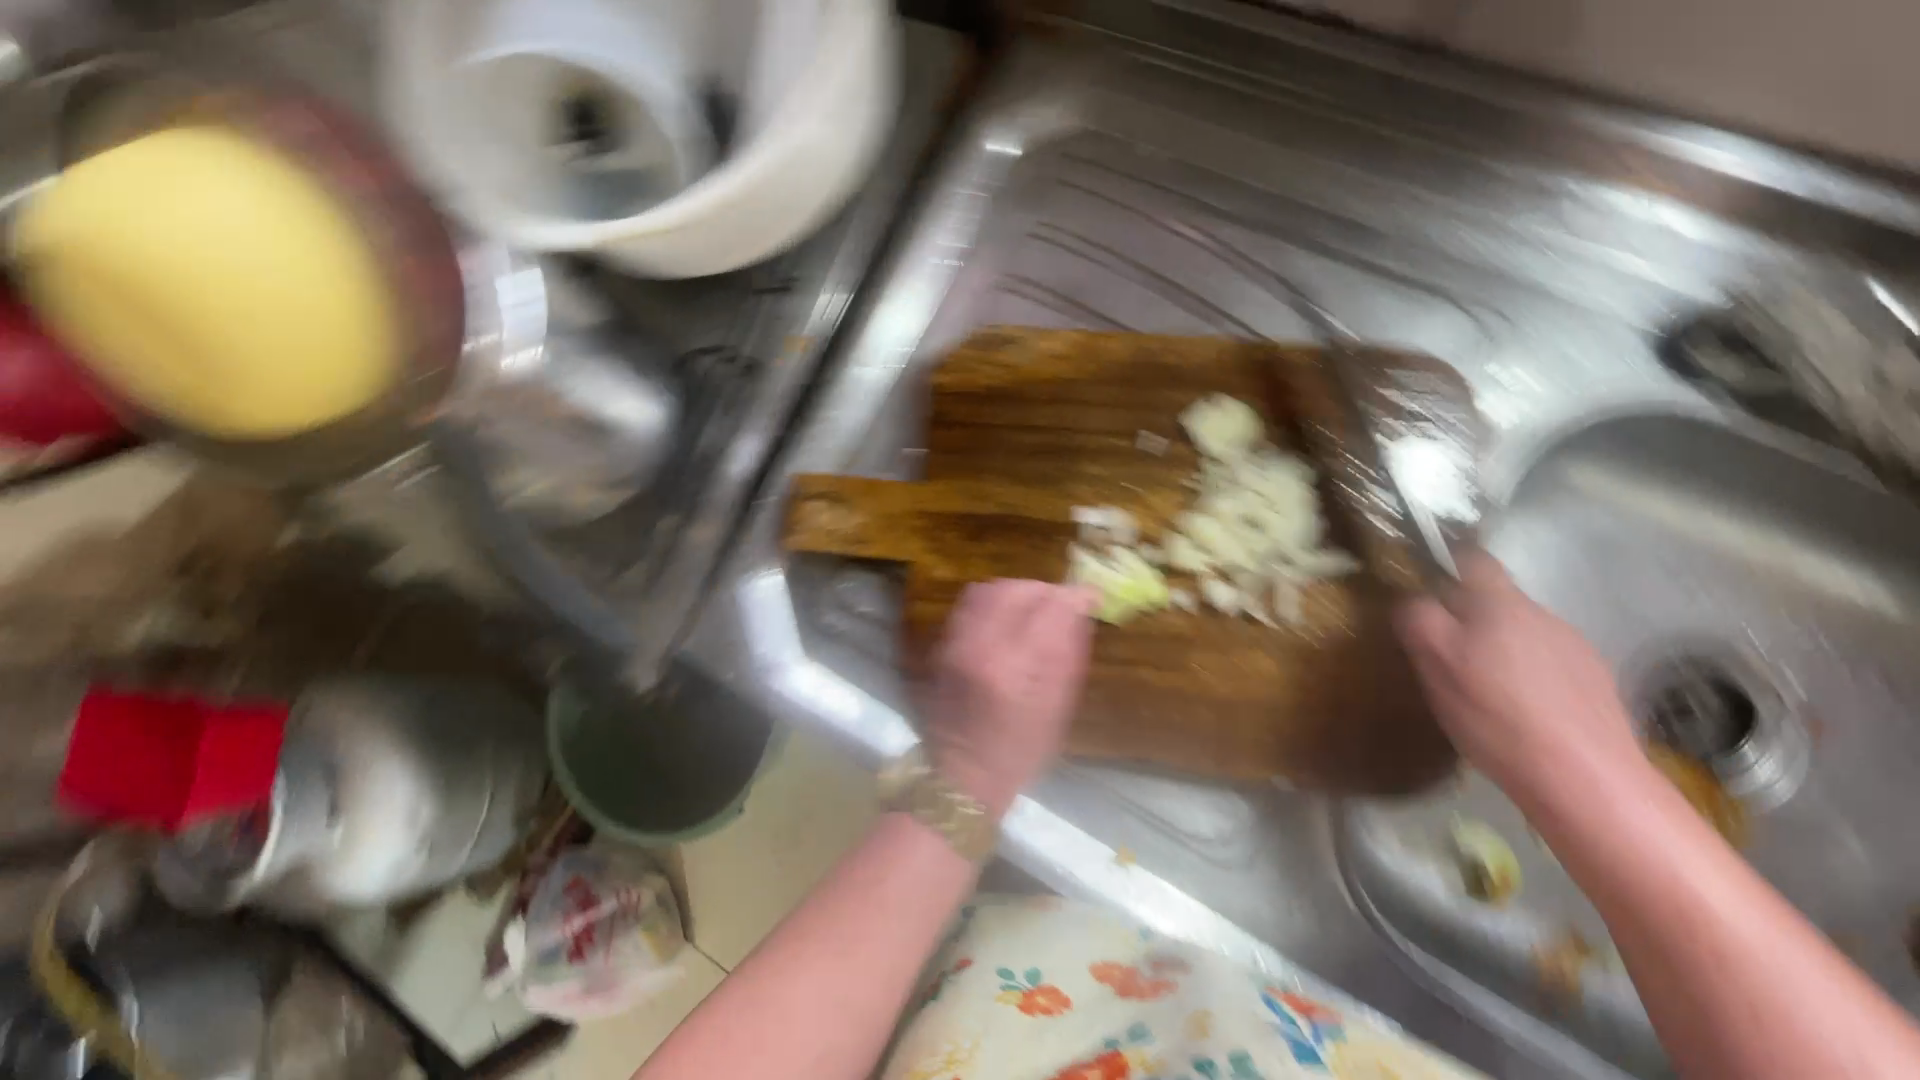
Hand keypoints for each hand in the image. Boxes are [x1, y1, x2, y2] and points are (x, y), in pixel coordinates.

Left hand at [924, 580, 1095, 818]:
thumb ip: (1069, 653)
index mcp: (1014, 668)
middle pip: (1017, 589)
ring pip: (989, 589)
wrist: (959, 776)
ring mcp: (954, 643)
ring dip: (1018, 592)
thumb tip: (1082, 609)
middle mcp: (979, 646)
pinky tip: (1007, 619)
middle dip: (1046, 591)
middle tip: (1062, 604)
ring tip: (1034, 609)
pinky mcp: (941, 645)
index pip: (1050, 607)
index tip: (1091, 597)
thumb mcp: (1057, 708)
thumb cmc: (1019, 752)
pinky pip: (969, 604)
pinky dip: (994, 602)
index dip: (1075, 596)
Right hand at [1396, 551, 1646, 805]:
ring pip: (1524, 634)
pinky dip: (1531, 678)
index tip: (1427, 581)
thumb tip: (1413, 597)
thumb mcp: (1436, 666)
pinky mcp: (1596, 681)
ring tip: (1485, 691)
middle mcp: (1542, 614)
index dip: (1448, 561)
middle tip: (1446, 653)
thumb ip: (1420, 621)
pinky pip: (1550, 665)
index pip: (1473, 559)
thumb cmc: (1496, 715)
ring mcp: (1576, 647)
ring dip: (1501, 649)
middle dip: (1470, 618)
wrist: (1584, 776)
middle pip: (1498, 601)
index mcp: (1499, 604)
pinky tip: (1522, 713)